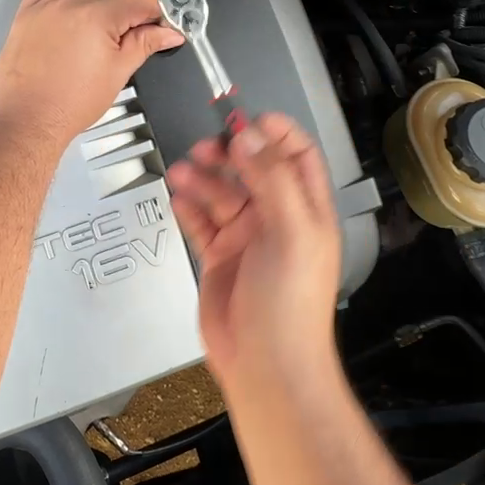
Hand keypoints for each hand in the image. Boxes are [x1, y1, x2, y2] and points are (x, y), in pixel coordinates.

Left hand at [0, 0, 184, 145]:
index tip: (164, 20)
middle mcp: (66, 5)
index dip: (157, 9)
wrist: (29, 121)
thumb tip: (166, 33)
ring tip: (104, 16)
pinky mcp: (24, 18)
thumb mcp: (118, 73)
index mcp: (94, 17)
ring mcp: (42, 9)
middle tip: (137, 24)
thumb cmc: (69, 104)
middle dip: (126, 1)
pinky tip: (68, 7)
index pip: (137, 0)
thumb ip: (144, 45)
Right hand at [166, 114, 342, 387]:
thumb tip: (250, 134)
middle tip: (207, 145)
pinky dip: (189, 207)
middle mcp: (277, 219)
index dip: (273, 133)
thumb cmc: (291, 304)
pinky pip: (200, 221)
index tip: (245, 119)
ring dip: (202, 178)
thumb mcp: (290, 230)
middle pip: (252, 169)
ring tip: (183, 171)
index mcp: (306, 209)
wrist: (266, 365)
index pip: (295, 155)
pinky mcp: (218, 257)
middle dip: (229, 152)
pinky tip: (179, 198)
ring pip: (221, 192)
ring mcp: (246, 238)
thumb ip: (270, 177)